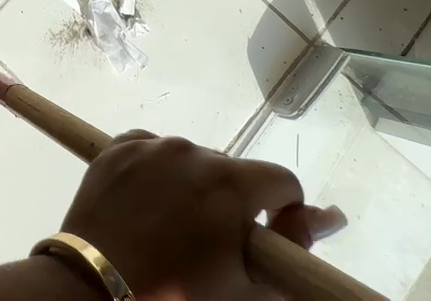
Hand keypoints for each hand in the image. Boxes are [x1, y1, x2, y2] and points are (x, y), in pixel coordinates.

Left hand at [61, 131, 344, 299]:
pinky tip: (151, 203)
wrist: (98, 279)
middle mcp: (188, 150)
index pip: (282, 180)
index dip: (286, 212)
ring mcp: (147, 144)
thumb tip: (332, 216)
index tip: (269, 239)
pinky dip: (158, 171)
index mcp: (229, 181)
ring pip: (190, 160)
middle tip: (217, 241)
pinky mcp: (115, 146)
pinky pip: (151, 151)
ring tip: (178, 225)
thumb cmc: (180, 288)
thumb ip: (295, 249)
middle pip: (233, 170)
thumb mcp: (250, 284)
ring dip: (195, 186)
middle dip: (236, 202)